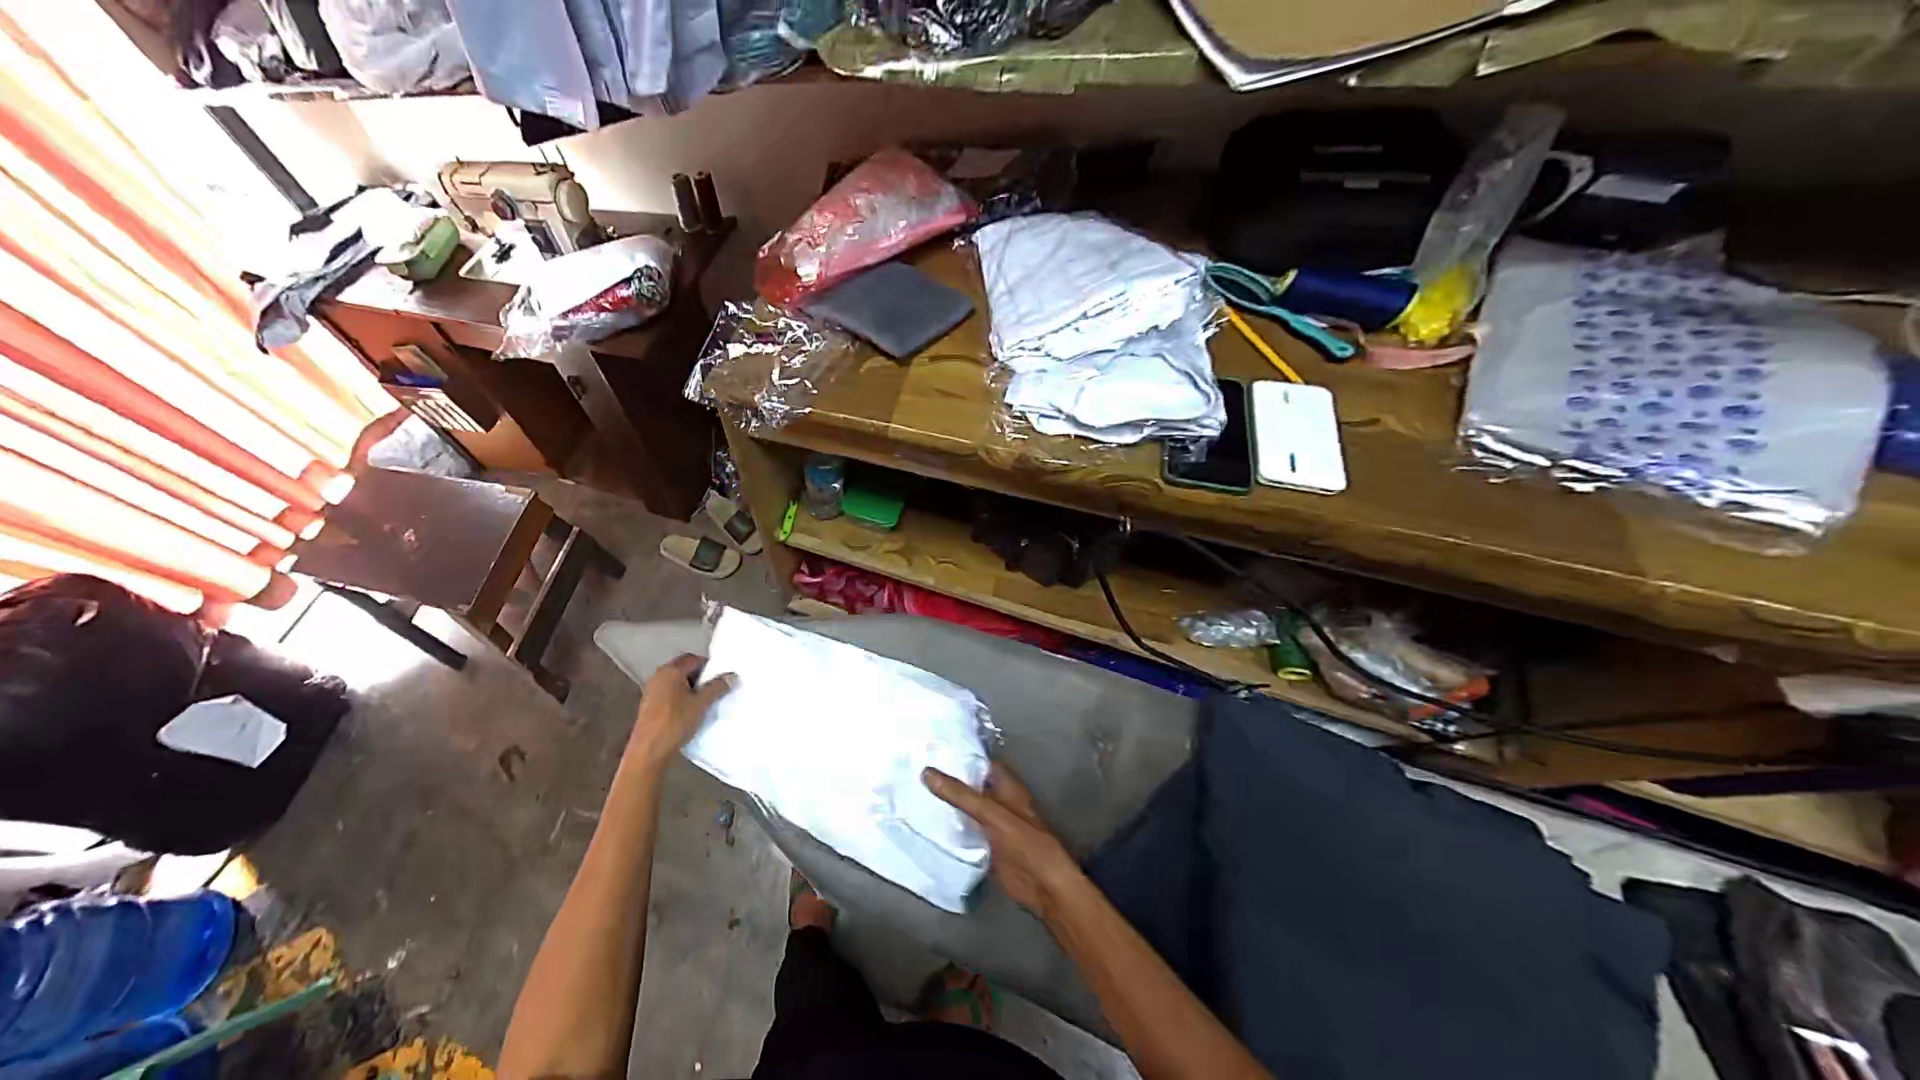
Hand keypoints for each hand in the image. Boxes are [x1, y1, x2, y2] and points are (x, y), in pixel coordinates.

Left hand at [626, 654, 734, 770]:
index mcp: (670, 670)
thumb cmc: (676, 721)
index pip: (694, 659)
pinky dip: (681, 697)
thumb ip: (717, 687)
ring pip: (677, 682)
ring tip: (704, 702)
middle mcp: (658, 675)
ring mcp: (652, 690)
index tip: (721, 680)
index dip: (710, 667)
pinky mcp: (649, 704)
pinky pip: (670, 693)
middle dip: (700, 677)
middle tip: (715, 690)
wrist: (649, 750)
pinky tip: (689, 711)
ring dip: (691, 688)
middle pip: (684, 669)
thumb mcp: (702, 704)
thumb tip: (732, 676)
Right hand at [924, 762, 1078, 917]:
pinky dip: (947, 831)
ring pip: (964, 811)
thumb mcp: (990, 812)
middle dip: (947, 782)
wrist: (1040, 883)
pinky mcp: (984, 848)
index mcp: (1006, 786)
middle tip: (914, 772)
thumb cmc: (1023, 840)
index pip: (980, 764)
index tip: (931, 751)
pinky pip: (962, 835)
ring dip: (945, 807)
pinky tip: (924, 827)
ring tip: (913, 795)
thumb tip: (927, 772)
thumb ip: (960, 794)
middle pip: (969, 788)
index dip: (959, 757)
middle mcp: (997, 803)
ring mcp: (990, 826)